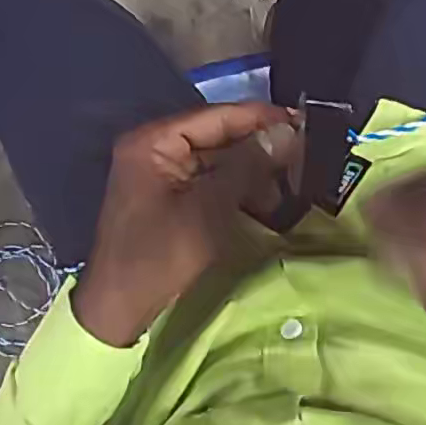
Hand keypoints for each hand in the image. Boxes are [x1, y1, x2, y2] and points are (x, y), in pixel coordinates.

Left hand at [73, 103, 298, 346]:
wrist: (119, 307)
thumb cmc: (158, 255)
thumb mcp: (207, 208)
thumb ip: (247, 166)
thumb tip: (289, 131)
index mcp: (153, 141)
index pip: (216, 116)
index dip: (261, 118)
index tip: (305, 121)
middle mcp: (154, 148)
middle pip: (218, 137)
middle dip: (260, 148)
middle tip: (306, 156)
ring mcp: (160, 174)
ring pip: (218, 161)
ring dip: (253, 173)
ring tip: (293, 186)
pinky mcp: (169, 198)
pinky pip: (209, 183)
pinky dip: (237, 190)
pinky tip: (268, 203)